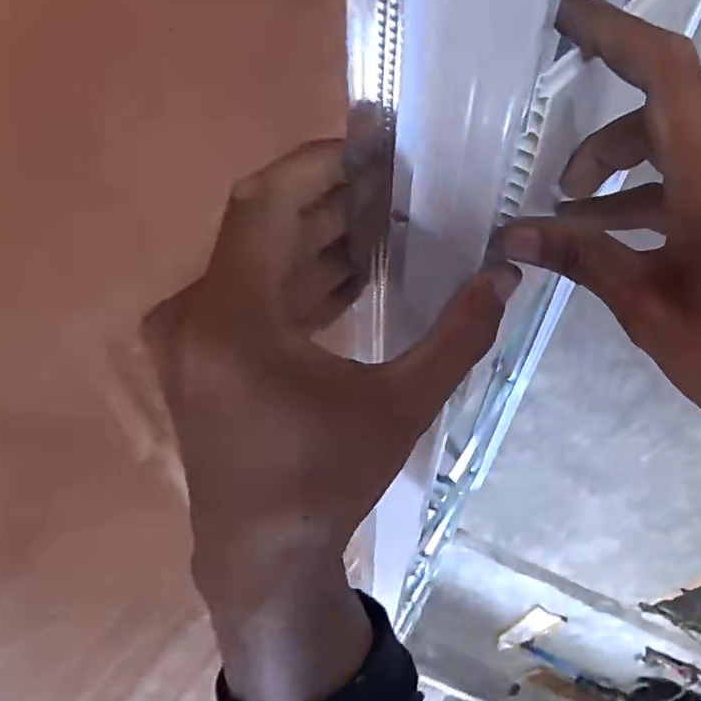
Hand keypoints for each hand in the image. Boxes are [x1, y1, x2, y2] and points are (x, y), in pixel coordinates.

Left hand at [145, 121, 518, 700]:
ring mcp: (193, 336)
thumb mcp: (406, 402)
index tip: (372, 145)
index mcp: (234, 318)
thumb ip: (460, 333)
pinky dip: (307, 274)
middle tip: (395, 178)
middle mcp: (197, 314)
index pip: (266, 203)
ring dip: (323, 235)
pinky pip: (256, 291)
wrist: (263, 555)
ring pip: (260, 256)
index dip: (319, 164)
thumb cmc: (329, 477)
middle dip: (332, 195)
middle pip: (263, 222)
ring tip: (390, 219)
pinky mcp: (205, 355)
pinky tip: (359, 273)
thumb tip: (507, 274)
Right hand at [502, 0, 700, 450]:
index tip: (564, 18)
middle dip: (600, 140)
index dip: (616, 34)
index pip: (667, 76)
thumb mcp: (646, 308)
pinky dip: (643, 203)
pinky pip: (686, 191)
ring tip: (568, 219)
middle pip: (659, 115)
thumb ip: (583, 260)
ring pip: (670, 157)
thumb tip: (513, 235)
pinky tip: (607, 240)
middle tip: (554, 181)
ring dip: (618, 175)